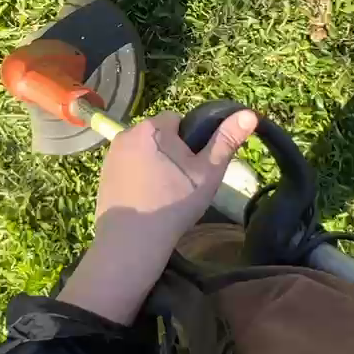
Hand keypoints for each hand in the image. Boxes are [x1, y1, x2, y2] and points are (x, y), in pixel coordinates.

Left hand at [56, 110, 256, 323]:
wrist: (132, 239)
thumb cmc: (175, 202)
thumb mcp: (209, 171)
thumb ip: (227, 140)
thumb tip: (250, 113)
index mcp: (154, 127)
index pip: (178, 120)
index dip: (189, 142)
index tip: (193, 166)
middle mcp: (127, 132)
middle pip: (158, 135)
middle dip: (170, 151)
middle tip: (181, 182)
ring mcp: (111, 153)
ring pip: (143, 150)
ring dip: (153, 162)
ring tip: (163, 192)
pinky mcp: (102, 173)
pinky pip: (127, 166)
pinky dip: (137, 175)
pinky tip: (145, 198)